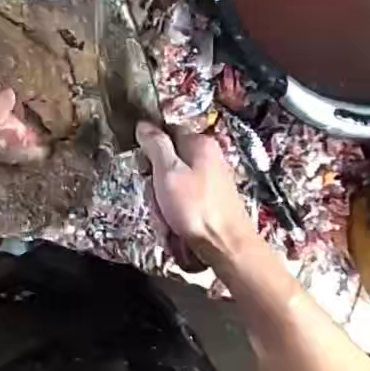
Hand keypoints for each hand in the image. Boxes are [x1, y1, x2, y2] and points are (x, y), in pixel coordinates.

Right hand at [136, 121, 257, 261]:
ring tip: (168, 219)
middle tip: (159, 199)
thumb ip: (155, 145)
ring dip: (163, 205)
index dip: (150, 151)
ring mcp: (210, 180)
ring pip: (171, 186)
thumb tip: (143, 124)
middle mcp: (208, 158)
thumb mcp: (168, 173)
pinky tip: (176, 226)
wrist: (226, 246)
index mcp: (200, 144)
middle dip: (156, 185)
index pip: (165, 133)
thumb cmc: (196, 208)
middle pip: (166, 163)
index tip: (145, 169)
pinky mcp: (209, 201)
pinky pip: (181, 202)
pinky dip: (175, 214)